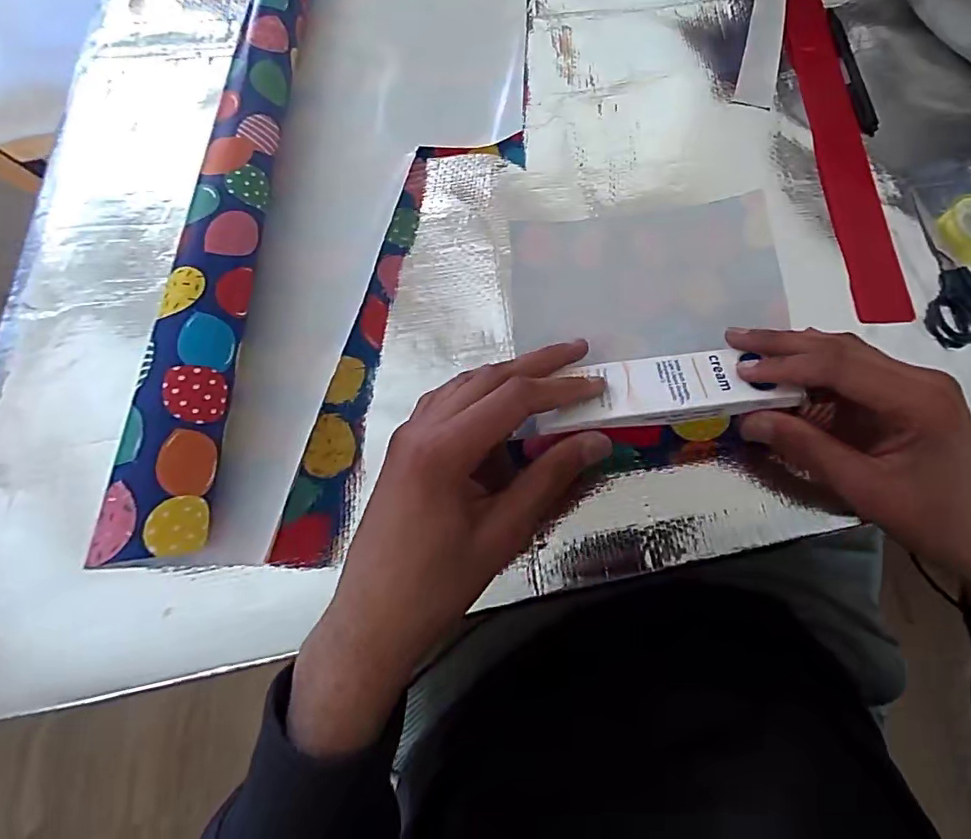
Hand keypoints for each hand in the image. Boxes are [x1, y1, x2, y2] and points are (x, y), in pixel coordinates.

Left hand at [288, 340, 612, 757]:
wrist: (371, 621)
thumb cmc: (439, 584)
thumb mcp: (505, 531)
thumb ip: (551, 478)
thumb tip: (597, 440)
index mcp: (444, 449)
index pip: (514, 397)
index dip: (561, 388)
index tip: (598, 385)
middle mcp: (422, 428)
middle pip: (489, 377)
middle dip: (538, 363)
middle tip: (579, 349)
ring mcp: (408, 435)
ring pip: (466, 384)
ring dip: (509, 373)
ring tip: (548, 370)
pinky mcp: (405, 448)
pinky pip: (447, 401)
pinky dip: (481, 391)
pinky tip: (499, 400)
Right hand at [726, 328, 970, 663]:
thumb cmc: (936, 523)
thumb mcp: (866, 491)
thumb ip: (808, 450)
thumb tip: (752, 421)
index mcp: (917, 397)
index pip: (840, 365)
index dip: (787, 364)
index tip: (744, 369)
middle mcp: (919, 378)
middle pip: (844, 349)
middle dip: (788, 344)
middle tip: (738, 337)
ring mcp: (919, 384)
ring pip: (852, 356)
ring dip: (803, 353)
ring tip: (757, 348)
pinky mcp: (913, 397)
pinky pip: (861, 376)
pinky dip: (822, 373)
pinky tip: (794, 370)